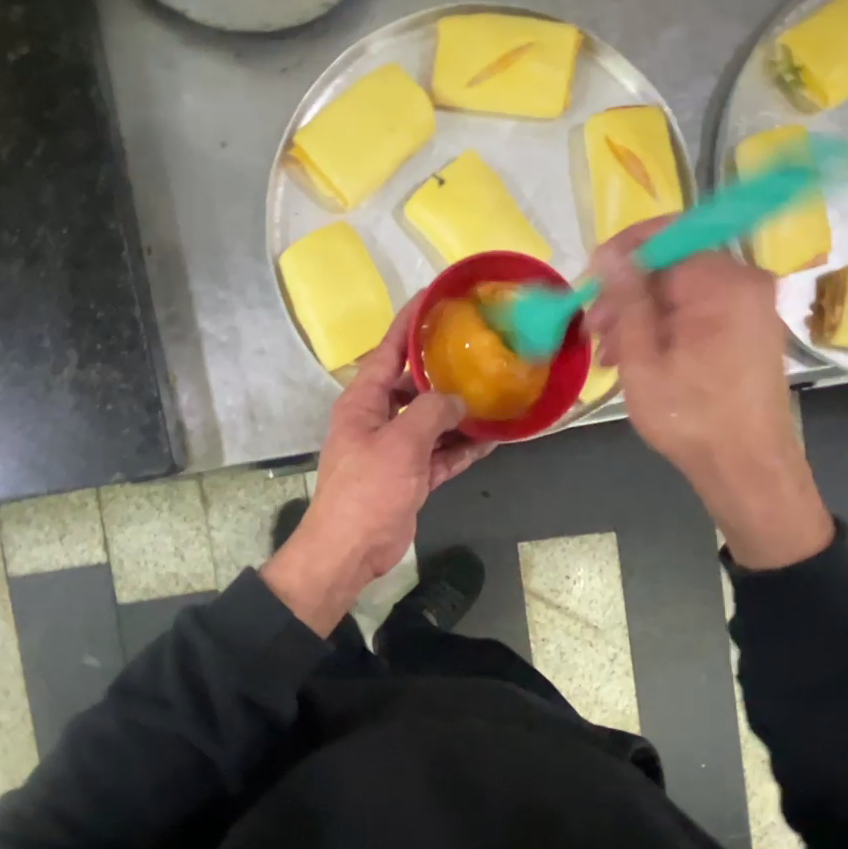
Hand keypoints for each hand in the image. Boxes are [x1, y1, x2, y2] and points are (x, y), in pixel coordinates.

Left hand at [261, 300, 495, 633]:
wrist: (350, 550)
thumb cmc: (367, 490)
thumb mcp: (400, 442)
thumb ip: (431, 412)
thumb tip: (456, 398)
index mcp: (362, 401)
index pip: (387, 351)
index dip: (410, 323)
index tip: (435, 298)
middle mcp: (377, 419)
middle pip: (413, 386)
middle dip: (444, 371)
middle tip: (481, 350)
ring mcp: (394, 450)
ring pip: (432, 422)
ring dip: (460, 413)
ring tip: (497, 392)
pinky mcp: (410, 477)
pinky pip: (441, 454)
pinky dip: (463, 448)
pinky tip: (494, 437)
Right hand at [585, 221, 832, 569]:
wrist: (747, 469)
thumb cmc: (691, 417)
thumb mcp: (644, 359)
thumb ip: (627, 300)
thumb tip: (610, 255)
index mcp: (723, 282)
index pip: (665, 237)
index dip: (619, 254)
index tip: (586, 284)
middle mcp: (743, 284)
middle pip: (672, 266)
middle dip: (626, 293)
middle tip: (590, 329)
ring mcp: (749, 309)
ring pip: (680, 294)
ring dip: (639, 317)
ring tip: (607, 355)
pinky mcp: (746, 333)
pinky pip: (696, 314)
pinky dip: (663, 330)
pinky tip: (635, 360)